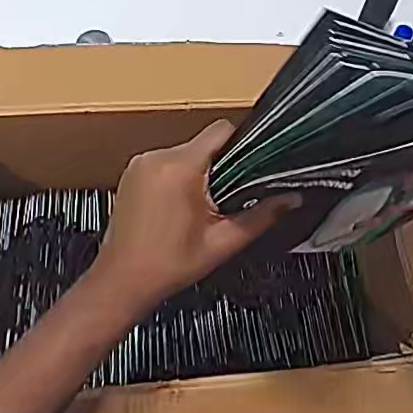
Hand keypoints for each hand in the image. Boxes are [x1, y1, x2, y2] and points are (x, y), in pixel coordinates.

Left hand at [86, 120, 298, 315]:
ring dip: (199, 172)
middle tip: (225, 198)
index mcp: (180, 168)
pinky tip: (181, 205)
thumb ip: (262, 215)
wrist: (122, 282)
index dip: (241, 144)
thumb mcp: (224, 241)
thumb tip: (291, 199)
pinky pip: (167, 161)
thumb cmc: (167, 265)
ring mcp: (140, 163)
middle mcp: (156, 158)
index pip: (221, 130)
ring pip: (186, 152)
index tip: (250, 165)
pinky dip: (179, 176)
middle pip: (205, 143)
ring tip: (202, 206)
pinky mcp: (132, 172)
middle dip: (220, 166)